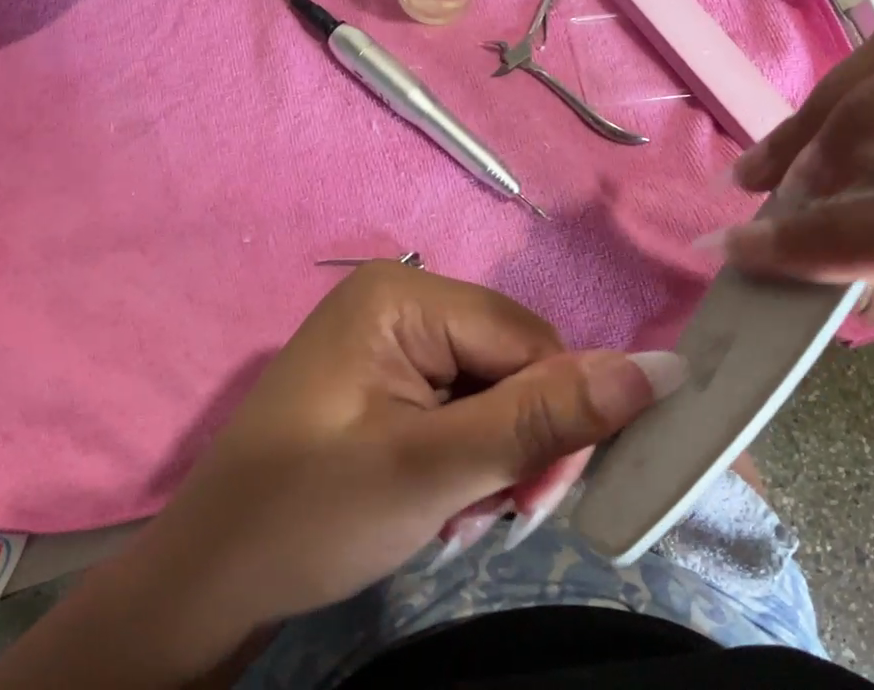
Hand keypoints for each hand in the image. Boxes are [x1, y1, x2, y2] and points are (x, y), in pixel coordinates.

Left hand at [128, 261, 685, 629]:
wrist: (211, 577)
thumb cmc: (310, 514)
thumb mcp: (433, 469)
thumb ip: (543, 418)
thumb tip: (661, 370)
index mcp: (401, 297)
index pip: (530, 339)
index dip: (554, 415)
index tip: (535, 495)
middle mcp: (396, 303)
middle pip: (511, 364)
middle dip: (516, 444)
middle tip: (486, 511)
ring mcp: (384, 345)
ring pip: (490, 396)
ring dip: (490, 462)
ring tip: (450, 514)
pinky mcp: (379, 385)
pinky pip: (455, 411)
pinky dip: (461, 463)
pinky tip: (432, 504)